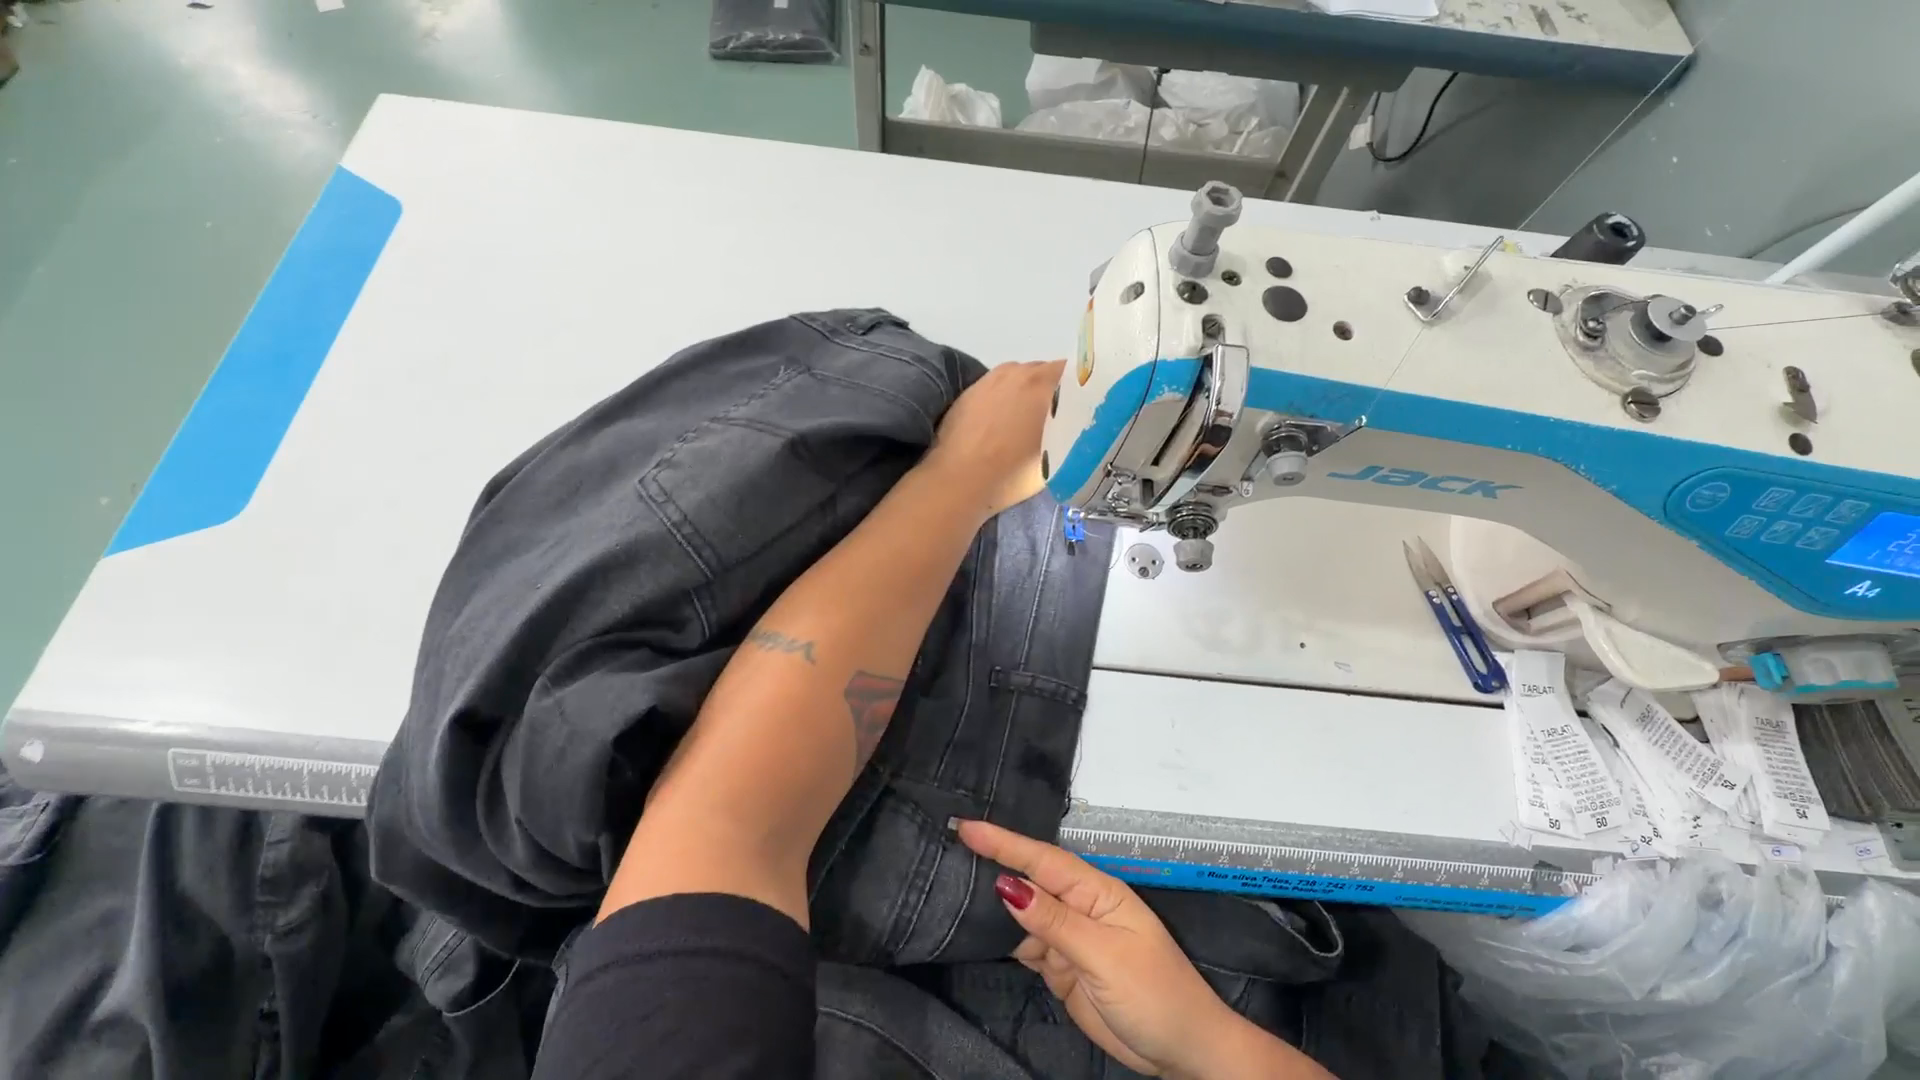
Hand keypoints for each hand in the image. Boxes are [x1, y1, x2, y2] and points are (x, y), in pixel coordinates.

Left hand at [923, 359, 1064, 518]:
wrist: (958, 479)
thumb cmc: (1011, 473)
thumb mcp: (1056, 458)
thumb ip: (1070, 432)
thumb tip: (1077, 425)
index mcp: (1042, 385)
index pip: (1072, 372)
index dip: (1080, 387)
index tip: (1083, 405)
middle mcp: (1016, 373)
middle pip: (1043, 371)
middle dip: (1052, 389)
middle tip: (1055, 417)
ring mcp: (989, 379)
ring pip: (1018, 377)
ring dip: (1026, 391)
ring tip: (1025, 419)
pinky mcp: (969, 390)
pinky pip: (997, 387)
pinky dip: (1003, 398)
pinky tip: (1000, 422)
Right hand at [958, 820, 1282, 1078]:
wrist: (1183, 1054)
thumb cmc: (1155, 994)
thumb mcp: (1105, 955)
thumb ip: (1055, 922)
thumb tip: (1008, 885)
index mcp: (1097, 892)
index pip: (1043, 860)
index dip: (1004, 843)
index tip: (966, 827)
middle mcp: (1079, 907)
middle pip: (1029, 880)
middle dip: (993, 861)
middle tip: (947, 844)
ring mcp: (1069, 938)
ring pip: (1022, 912)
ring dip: (991, 901)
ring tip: (949, 880)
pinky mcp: (1061, 968)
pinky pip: (1024, 944)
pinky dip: (1001, 937)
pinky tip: (975, 927)